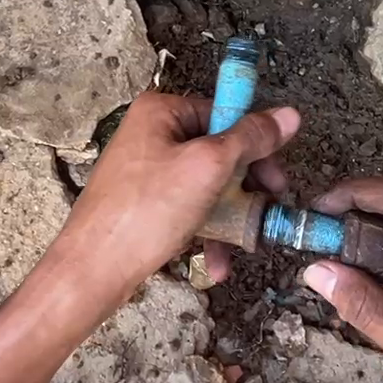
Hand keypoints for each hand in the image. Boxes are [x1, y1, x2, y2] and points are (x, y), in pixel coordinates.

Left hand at [49, 92, 299, 307]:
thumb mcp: (209, 166)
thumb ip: (251, 138)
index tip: (277, 180)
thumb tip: (290, 115)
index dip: (255, 146)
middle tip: (268, 212)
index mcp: (161, 111)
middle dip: (245, 187)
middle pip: (218, 151)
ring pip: (205, 184)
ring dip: (229, 216)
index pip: (224, 114)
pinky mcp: (142, 203)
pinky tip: (216, 264)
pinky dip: (205, 231)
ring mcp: (145, 170)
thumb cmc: (147, 210)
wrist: (92, 271)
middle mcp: (151, 133)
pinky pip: (186, 207)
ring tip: (246, 245)